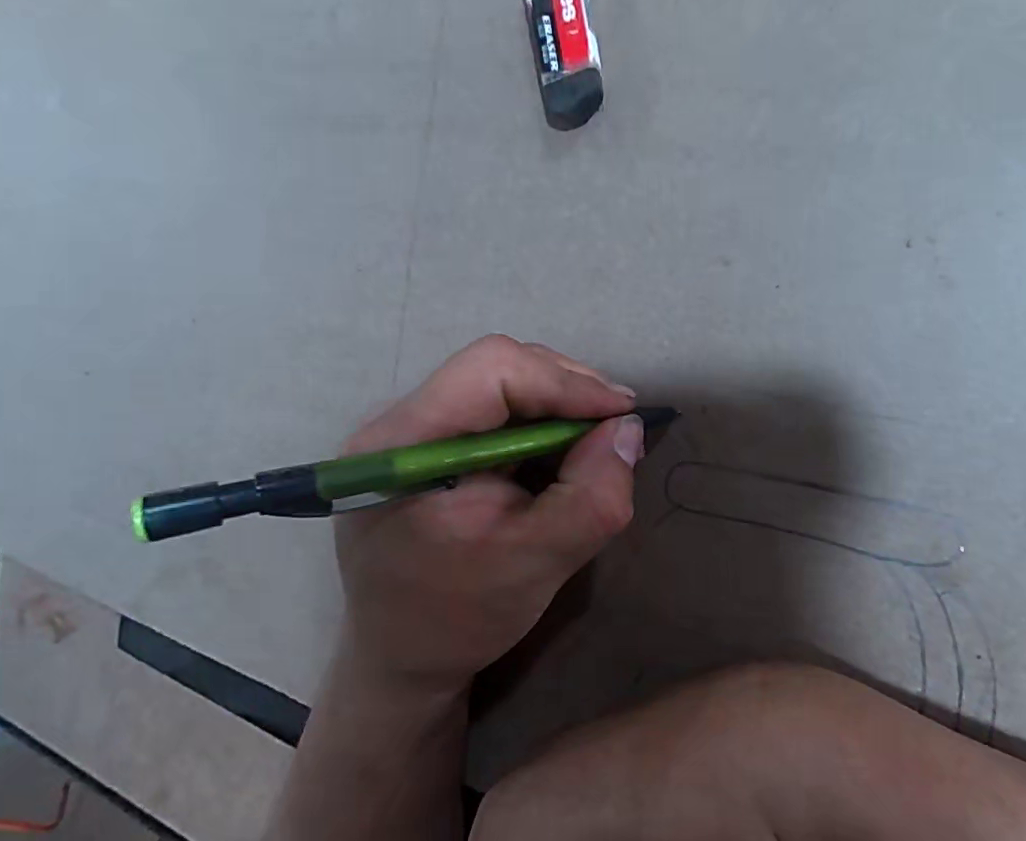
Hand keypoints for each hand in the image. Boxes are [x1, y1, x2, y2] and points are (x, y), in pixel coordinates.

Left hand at [334, 335, 645, 689]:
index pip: (490, 370)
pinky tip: (559, 448)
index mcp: (405, 445)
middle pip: (493, 367)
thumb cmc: (457, 619)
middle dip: (564, 388)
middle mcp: (397, 421)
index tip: (621, 413)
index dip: (562, 382)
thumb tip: (628, 428)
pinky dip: (535, 419)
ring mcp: (409, 430)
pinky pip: (488, 407)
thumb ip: (591, 496)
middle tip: (616, 424)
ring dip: (553, 402)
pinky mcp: (426, 443)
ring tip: (594, 436)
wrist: (397, 657)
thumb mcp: (537, 565)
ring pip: (494, 381)